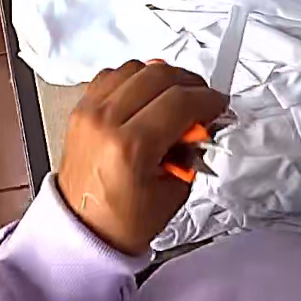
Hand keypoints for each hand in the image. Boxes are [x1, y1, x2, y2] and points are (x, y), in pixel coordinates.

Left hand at [56, 61, 227, 256]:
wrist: (81, 232)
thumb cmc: (122, 221)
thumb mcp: (176, 189)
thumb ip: (192, 147)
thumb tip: (203, 120)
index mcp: (130, 147)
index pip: (182, 100)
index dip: (209, 99)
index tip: (219, 105)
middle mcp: (105, 122)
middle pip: (161, 75)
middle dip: (192, 84)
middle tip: (202, 102)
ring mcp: (89, 112)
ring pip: (138, 68)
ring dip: (164, 78)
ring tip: (175, 100)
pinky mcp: (80, 109)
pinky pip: (114, 75)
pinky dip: (137, 79)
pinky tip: (148, 97)